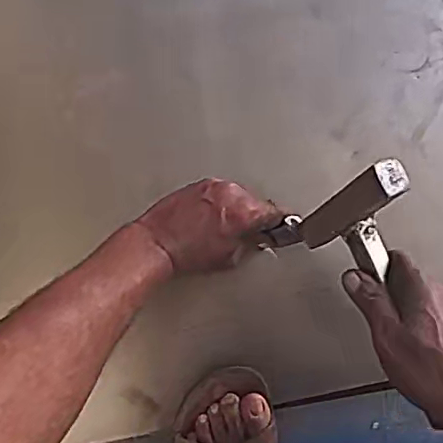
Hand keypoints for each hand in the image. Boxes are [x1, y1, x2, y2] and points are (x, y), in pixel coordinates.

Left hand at [134, 179, 286, 275]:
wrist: (157, 243)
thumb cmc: (186, 253)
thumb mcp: (230, 256)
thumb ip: (250, 243)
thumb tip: (257, 238)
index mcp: (243, 211)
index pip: (274, 212)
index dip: (282, 222)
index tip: (286, 225)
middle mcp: (230, 193)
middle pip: (256, 202)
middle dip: (255, 217)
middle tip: (250, 233)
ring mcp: (213, 186)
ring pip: (238, 195)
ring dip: (237, 208)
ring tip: (223, 227)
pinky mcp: (199, 185)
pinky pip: (220, 192)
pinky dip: (221, 203)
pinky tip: (211, 219)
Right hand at [342, 251, 442, 431]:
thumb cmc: (437, 377)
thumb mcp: (388, 338)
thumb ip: (371, 303)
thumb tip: (356, 279)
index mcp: (423, 288)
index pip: (395, 259)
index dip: (375, 270)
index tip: (365, 285)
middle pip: (411, 284)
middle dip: (395, 303)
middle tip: (384, 330)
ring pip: (427, 306)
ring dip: (414, 322)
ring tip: (407, 352)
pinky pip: (442, 324)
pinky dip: (431, 337)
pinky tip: (426, 362)